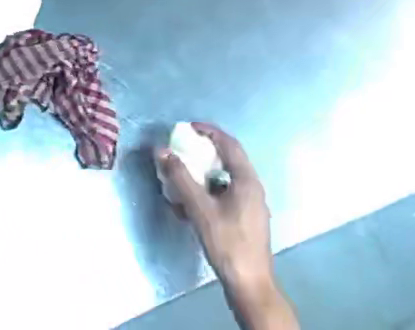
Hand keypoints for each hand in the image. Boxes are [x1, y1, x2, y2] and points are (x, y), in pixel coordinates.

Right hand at [158, 123, 297, 329]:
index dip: (209, 132)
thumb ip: (181, 178)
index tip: (188, 127)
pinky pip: (226, 197)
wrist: (250, 288)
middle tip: (184, 148)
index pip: (229, 144)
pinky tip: (190, 206)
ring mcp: (251, 206)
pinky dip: (208, 194)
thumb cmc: (228, 244)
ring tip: (183, 177)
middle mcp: (252, 188)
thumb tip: (161, 151)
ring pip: (225, 180)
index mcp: (247, 180)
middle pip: (228, 160)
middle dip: (204, 152)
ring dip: (204, 175)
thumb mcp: (200, 209)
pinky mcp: (246, 222)